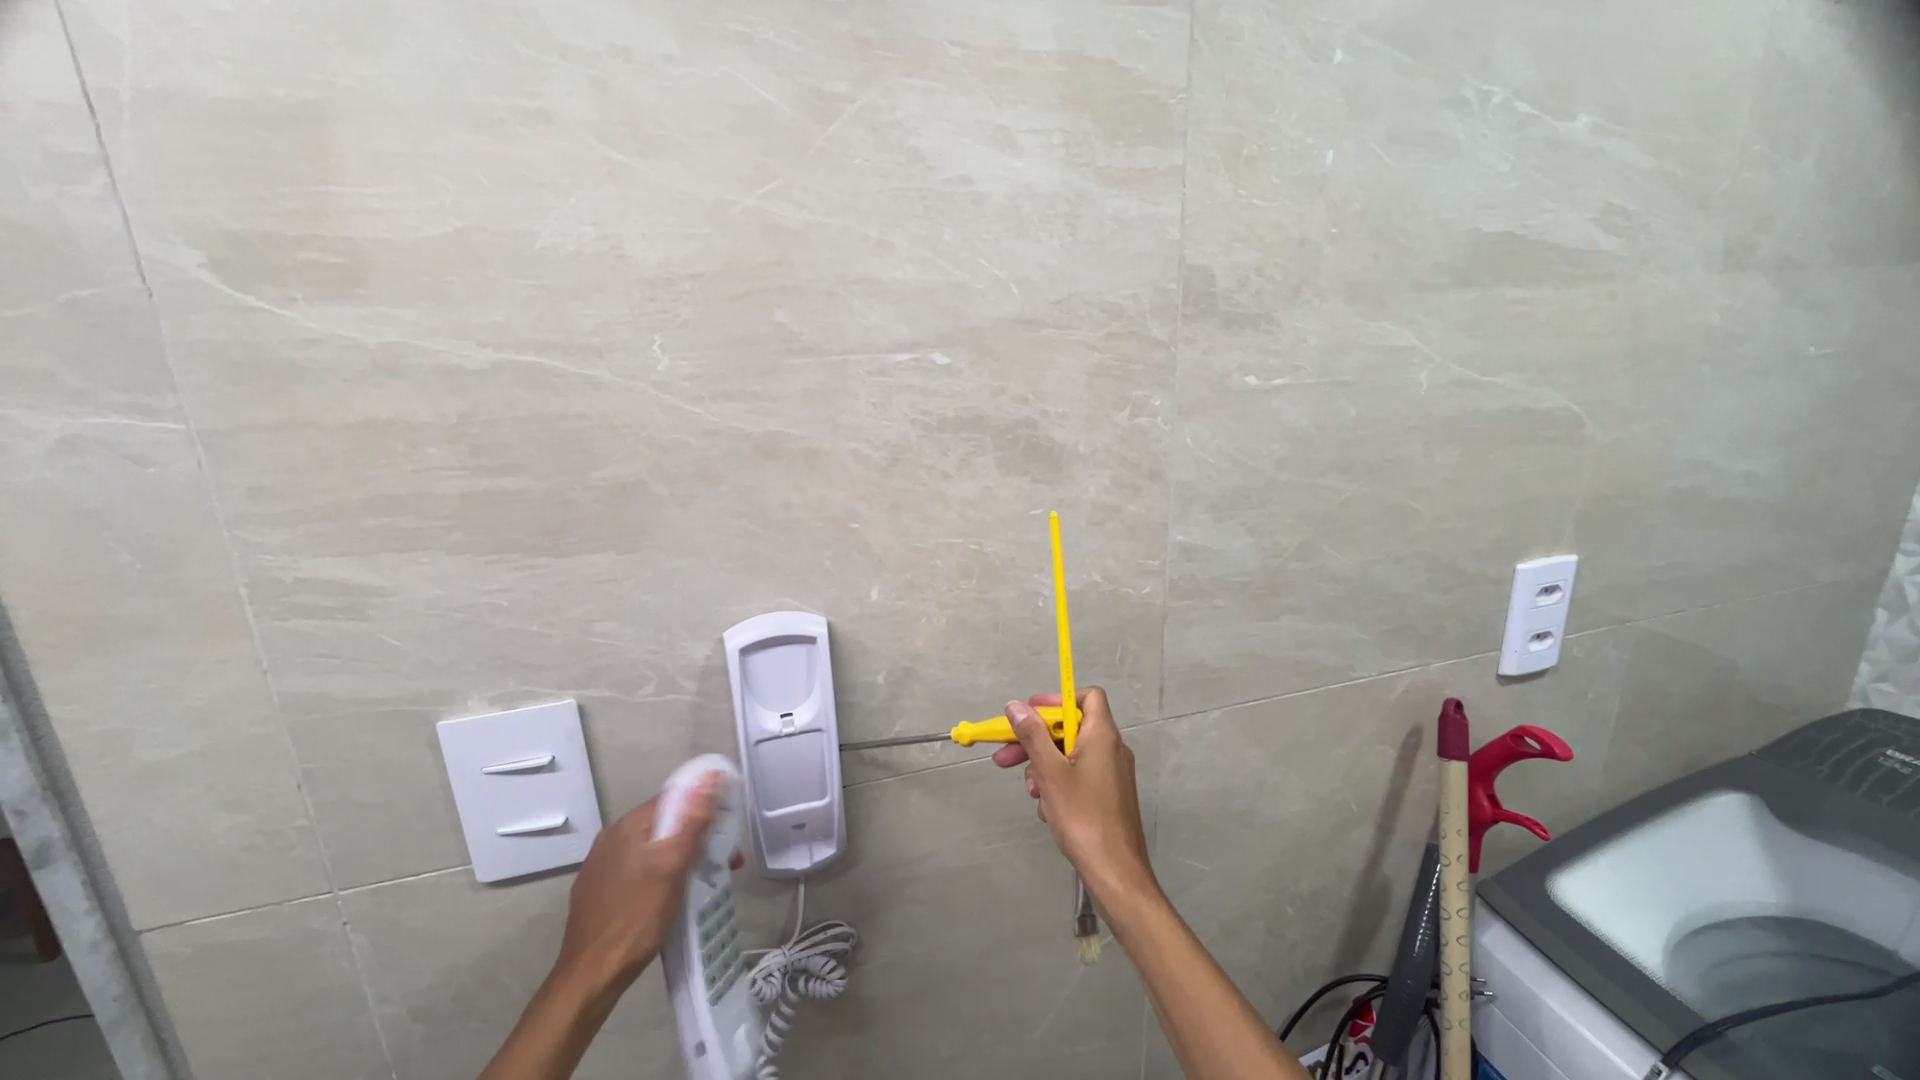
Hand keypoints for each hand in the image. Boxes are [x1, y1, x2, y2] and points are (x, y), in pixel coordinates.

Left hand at [552, 774, 722, 993]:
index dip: (705, 807)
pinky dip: (660, 872)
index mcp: (628, 826)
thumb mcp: (672, 867)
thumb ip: (692, 821)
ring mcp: (601, 864)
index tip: (728, 828)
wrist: (592, 974)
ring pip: (652, 847)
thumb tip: (710, 777)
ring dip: (681, 856)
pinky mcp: (598, 889)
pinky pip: (638, 868)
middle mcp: (611, 837)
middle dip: (697, 836)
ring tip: (704, 879)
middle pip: (665, 824)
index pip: (675, 798)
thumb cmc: (637, 918)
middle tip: (724, 860)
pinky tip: (671, 893)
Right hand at [991, 687, 1157, 905]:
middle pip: (1070, 729)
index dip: (1057, 700)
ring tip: (1032, 792)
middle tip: (1005, 756)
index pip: (1088, 697)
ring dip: (1045, 767)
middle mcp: (1112, 749)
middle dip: (1036, 740)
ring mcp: (1112, 774)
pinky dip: (1059, 785)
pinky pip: (1079, 777)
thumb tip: (1016, 706)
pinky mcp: (1109, 796)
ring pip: (1071, 756)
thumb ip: (1033, 735)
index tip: (1030, 713)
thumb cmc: (1082, 816)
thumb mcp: (1050, 772)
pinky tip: (1048, 808)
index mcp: (1103, 735)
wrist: (1115, 870)